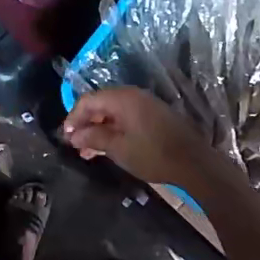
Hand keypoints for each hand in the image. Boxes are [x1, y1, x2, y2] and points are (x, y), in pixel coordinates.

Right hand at [63, 87, 226, 192]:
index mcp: (122, 98)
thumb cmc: (153, 155)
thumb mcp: (118, 148)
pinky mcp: (153, 117)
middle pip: (99, 104)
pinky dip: (112, 131)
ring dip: (98, 130)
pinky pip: (125, 118)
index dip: (72, 118)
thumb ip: (94, 138)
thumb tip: (74, 135)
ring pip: (112, 113)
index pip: (87, 101)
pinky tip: (106, 148)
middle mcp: (133, 96)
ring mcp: (145, 105)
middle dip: (84, 125)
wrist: (194, 164)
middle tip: (75, 146)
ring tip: (87, 152)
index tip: (66, 138)